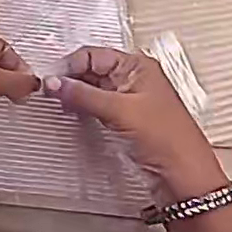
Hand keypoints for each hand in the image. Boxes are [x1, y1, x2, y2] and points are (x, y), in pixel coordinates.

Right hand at [44, 46, 226, 198]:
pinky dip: (80, 107)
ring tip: (58, 103)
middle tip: (49, 92)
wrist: (183, 177)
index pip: (91, 54)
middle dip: (68, 79)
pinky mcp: (121, 117)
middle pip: (88, 69)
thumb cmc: (167, 139)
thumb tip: (53, 82)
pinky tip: (70, 112)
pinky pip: (93, 105)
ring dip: (73, 94)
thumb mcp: (119, 111)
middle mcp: (130, 78)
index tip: (50, 81)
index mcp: (136, 66)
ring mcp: (125, 98)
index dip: (69, 65)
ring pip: (89, 88)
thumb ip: (82, 94)